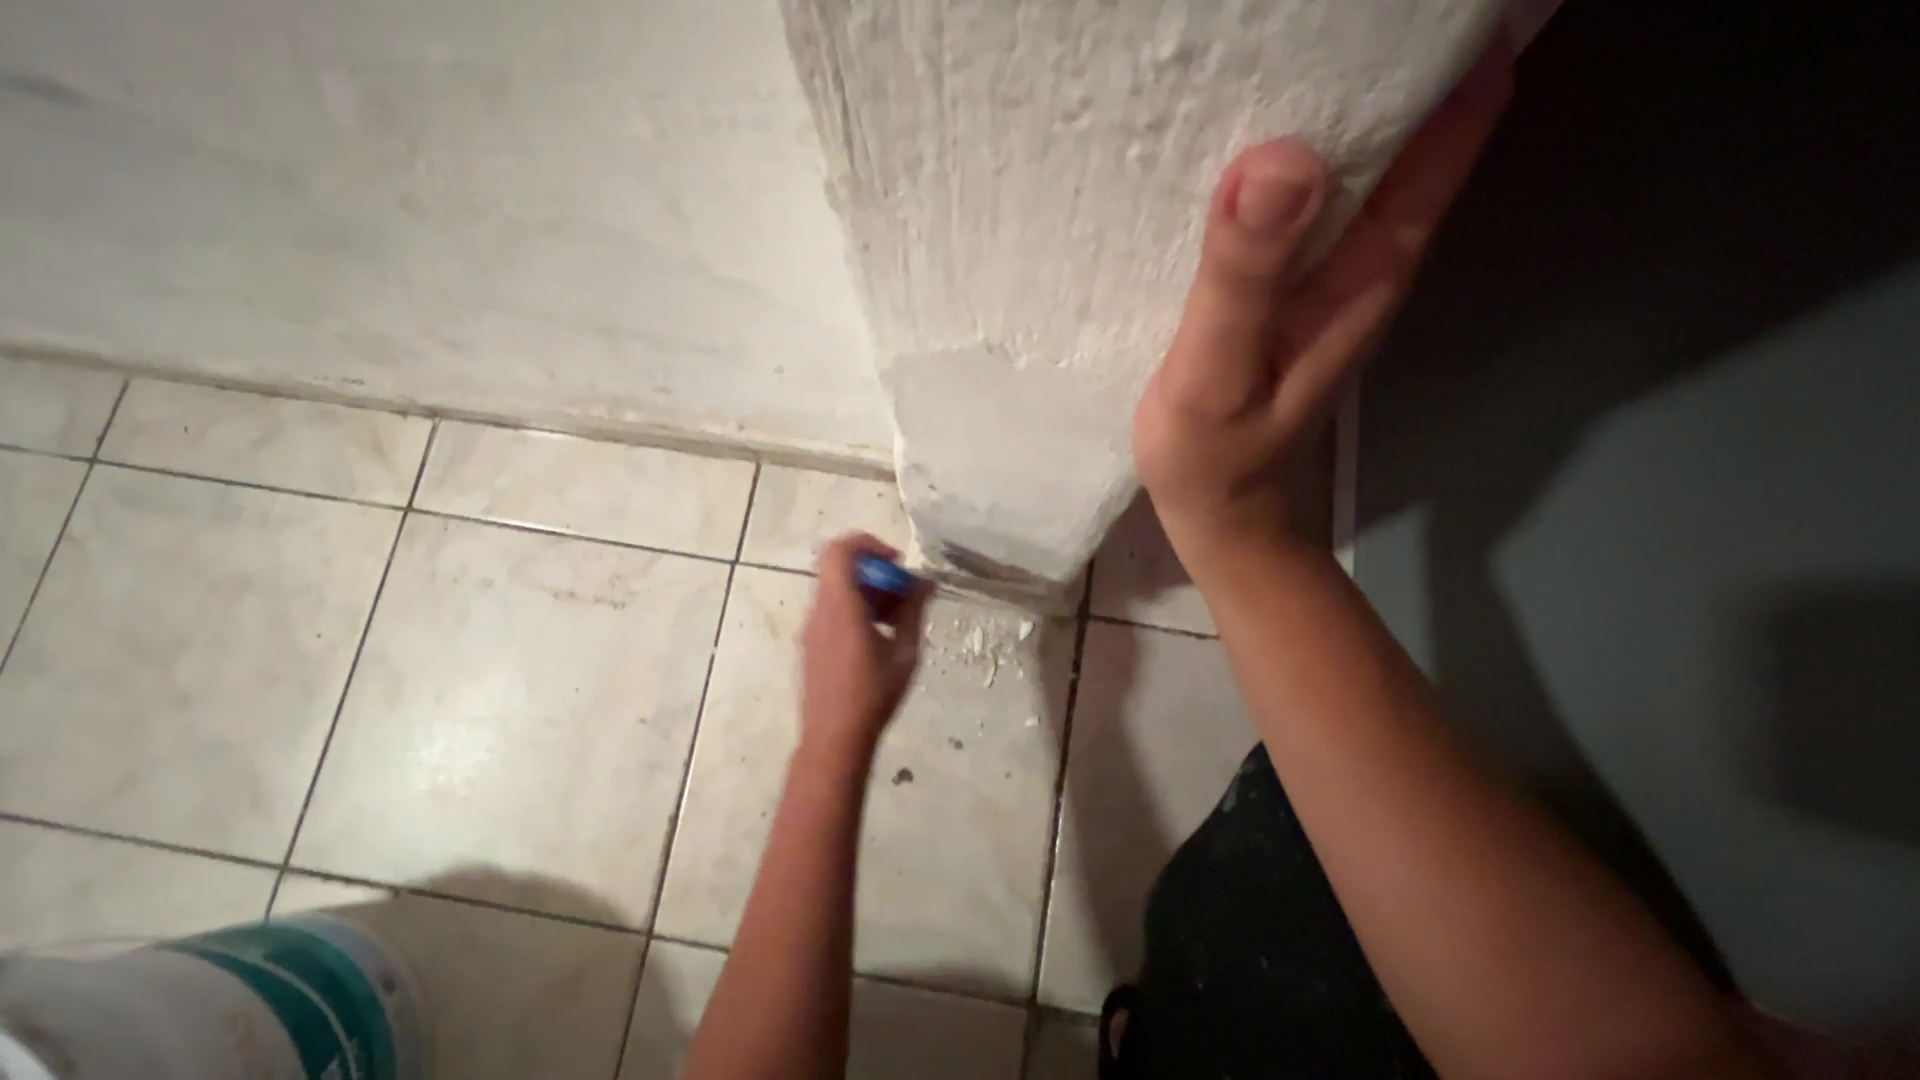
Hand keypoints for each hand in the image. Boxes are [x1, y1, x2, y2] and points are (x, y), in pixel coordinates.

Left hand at [799, 533, 929, 756]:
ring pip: (836, 589)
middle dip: (874, 572)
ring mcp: (810, 628)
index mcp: (840, 608)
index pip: (840, 551)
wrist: (833, 739)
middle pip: (839, 568)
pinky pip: (832, 610)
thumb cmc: (872, 696)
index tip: (896, 564)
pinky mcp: (811, 644)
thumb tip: (925, 582)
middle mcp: (819, 611)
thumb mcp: (905, 653)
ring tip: (895, 619)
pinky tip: (878, 638)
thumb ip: (914, 612)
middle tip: (903, 594)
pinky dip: (855, 609)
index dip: (869, 545)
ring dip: (867, 592)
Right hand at [1133, 41, 1513, 565]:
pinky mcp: (1300, 279)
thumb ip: (1244, 275)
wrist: (1221, 514)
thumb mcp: (1214, 372)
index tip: (1405, 2)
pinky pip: (1320, 189)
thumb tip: (1282, 159)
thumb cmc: (1215, 454)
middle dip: (1394, 53)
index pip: (1447, 130)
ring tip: (1300, 36)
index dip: (1448, 50)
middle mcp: (1372, 253)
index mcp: (1369, 266)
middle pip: (1416, 123)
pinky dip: (1307, 145)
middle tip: (1327, 9)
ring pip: (1370, 152)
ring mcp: (1338, 266)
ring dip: (1350, 92)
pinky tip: (1260, 124)